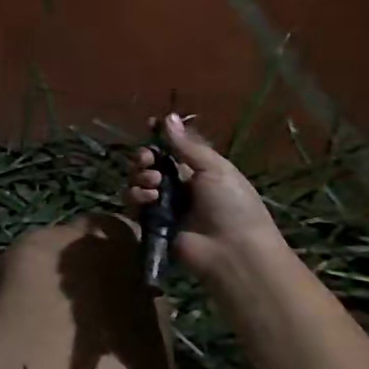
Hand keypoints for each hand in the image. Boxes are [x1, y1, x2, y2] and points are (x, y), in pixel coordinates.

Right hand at [126, 113, 282, 273]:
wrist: (233, 252)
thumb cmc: (232, 205)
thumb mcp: (215, 168)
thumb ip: (186, 145)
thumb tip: (167, 117)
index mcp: (198, 170)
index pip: (172, 149)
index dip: (159, 138)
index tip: (149, 126)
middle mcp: (180, 186)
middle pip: (150, 164)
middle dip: (145, 158)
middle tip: (147, 160)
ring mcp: (165, 206)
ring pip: (139, 182)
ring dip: (141, 177)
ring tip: (153, 184)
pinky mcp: (152, 224)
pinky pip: (135, 204)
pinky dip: (137, 197)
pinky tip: (150, 199)